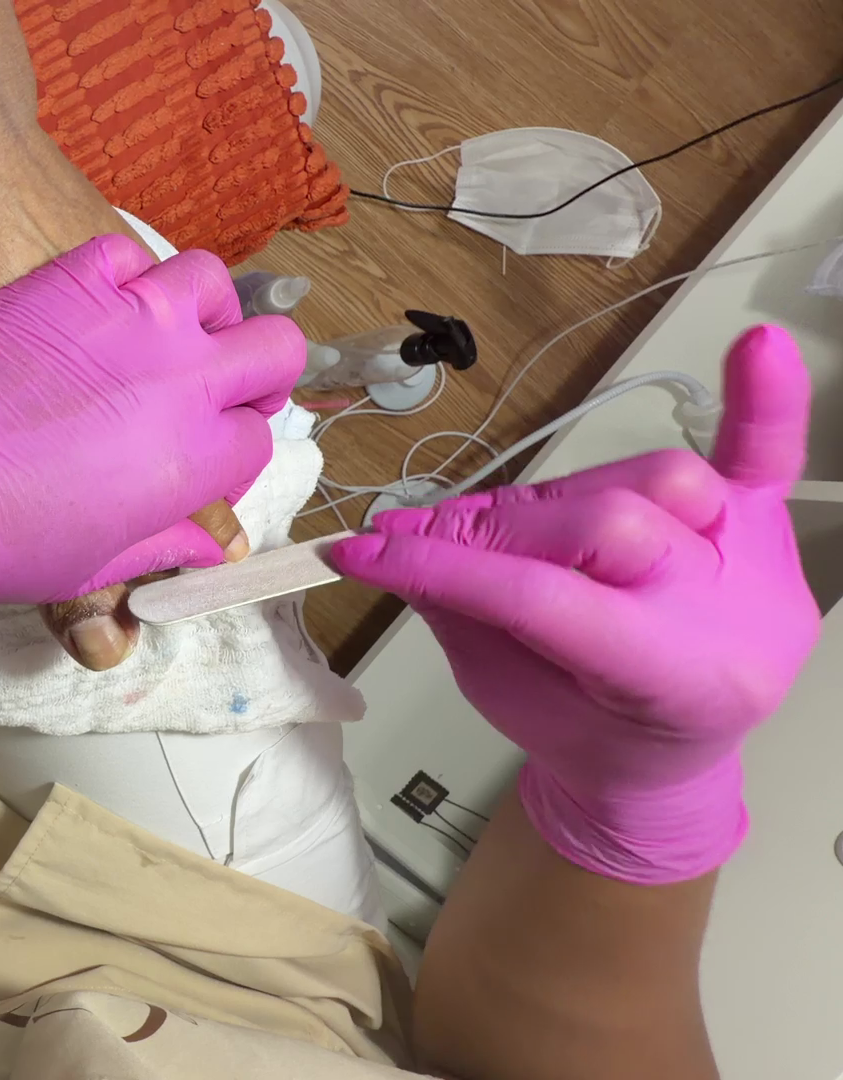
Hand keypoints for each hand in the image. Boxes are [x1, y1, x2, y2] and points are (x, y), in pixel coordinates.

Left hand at [0, 234, 302, 643]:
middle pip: (276, 349)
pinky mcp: (66, 279)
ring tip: (163, 339)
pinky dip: (125, 277)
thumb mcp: (82, 569)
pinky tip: (97, 310)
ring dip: (202, 313)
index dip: (231, 453)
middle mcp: (177, 378)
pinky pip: (126, 255)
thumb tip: (208, 546)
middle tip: (212, 394)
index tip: (199, 460)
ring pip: (210, 284)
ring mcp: (125, 316)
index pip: (256, 443)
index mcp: (190, 460)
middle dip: (257, 375)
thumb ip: (159, 548)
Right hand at [331, 326, 819, 882]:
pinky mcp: (760, 532)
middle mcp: (731, 611)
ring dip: (559, 496)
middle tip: (420, 542)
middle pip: (602, 524)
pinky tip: (751, 347)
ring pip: (653, 482)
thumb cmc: (572, 727)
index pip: (535, 595)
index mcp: (668, 676)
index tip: (357, 553)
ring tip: (507, 524)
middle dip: (490, 531)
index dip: (433, 566)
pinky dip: (758, 401)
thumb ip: (453, 604)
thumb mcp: (493, 682)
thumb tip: (386, 541)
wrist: (654, 752)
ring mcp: (754, 564)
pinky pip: (766, 458)